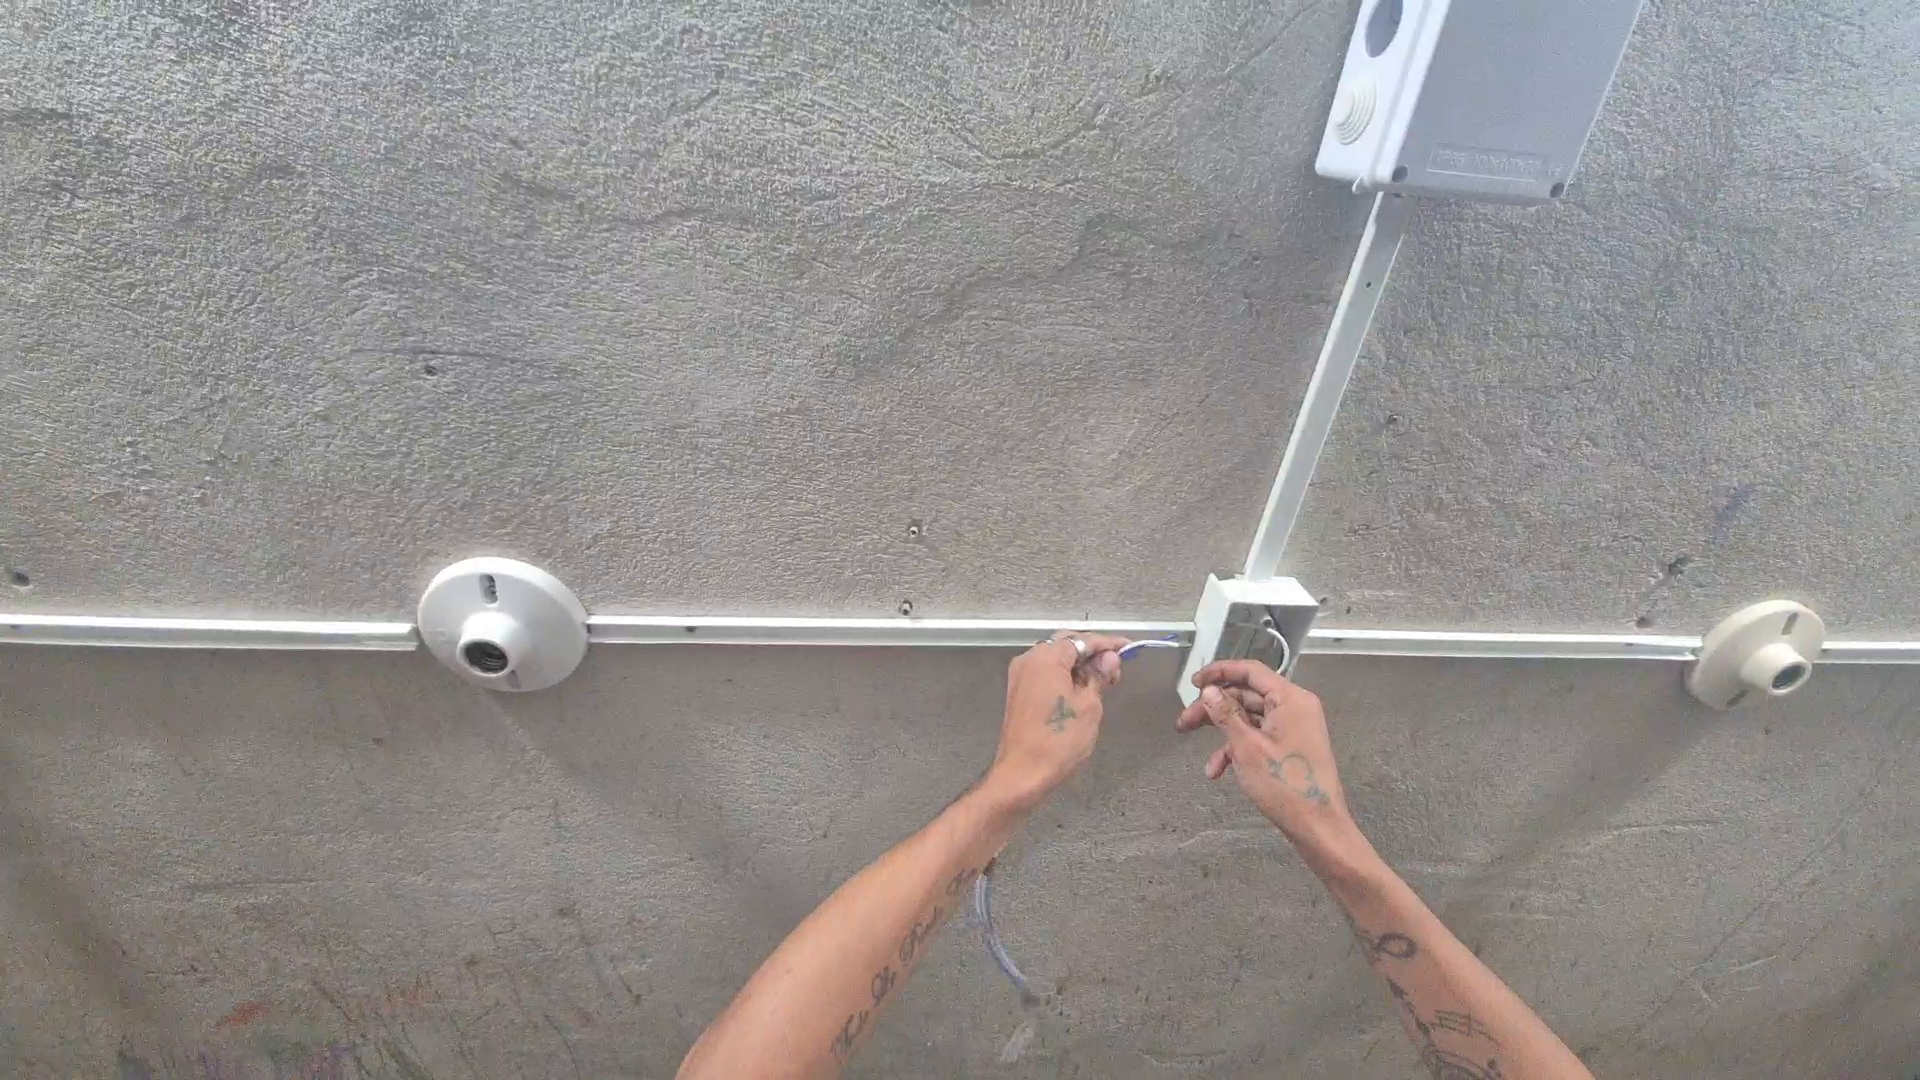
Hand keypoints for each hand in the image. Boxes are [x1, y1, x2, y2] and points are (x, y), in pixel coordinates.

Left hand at [984, 632, 1126, 810]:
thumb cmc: (1059, 739)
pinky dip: (1064, 674)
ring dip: (1078, 664)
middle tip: (1116, 669)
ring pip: (1055, 658)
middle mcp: (1029, 659)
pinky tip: (1081, 688)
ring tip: (1103, 680)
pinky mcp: (1018, 691)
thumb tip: (1109, 657)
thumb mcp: (1088, 706)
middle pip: (1066, 644)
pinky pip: (1045, 672)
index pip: (1082, 640)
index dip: (1108, 643)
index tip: (1129, 648)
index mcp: (1045, 658)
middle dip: (1092, 652)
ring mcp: (1020, 675)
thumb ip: (1098, 675)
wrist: (1022, 772)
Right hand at [1176, 660, 1356, 854]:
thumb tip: (1209, 690)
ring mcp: (1293, 728)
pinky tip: (1216, 769)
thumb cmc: (1285, 785)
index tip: (1193, 682)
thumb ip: (1226, 714)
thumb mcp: (1247, 747)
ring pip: (1248, 717)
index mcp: (1291, 699)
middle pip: (1246, 695)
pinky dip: (1236, 748)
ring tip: (1190, 739)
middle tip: (1185, 720)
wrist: (1319, 828)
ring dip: (1220, 730)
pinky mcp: (1290, 746)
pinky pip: (1257, 736)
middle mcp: (1294, 707)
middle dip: (1213, 708)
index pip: (1251, 671)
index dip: (1219, 672)